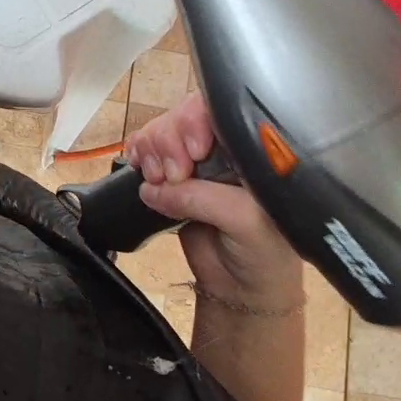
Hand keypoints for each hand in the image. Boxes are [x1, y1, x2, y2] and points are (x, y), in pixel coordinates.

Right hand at [126, 93, 302, 310]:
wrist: (239, 290)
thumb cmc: (262, 253)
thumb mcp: (244, 220)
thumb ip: (202, 198)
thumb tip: (154, 188)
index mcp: (254, 148)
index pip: (223, 110)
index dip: (199, 120)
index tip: (195, 150)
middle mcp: (224, 147)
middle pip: (185, 116)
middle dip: (171, 140)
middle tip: (175, 176)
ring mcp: (195, 161)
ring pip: (162, 131)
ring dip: (152, 150)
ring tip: (158, 182)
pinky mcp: (169, 178)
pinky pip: (145, 150)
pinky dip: (138, 155)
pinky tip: (142, 172)